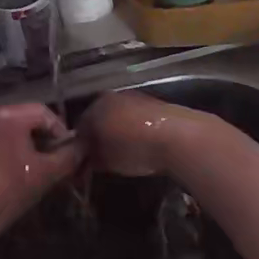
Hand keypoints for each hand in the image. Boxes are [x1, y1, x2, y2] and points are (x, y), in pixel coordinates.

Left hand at [0, 104, 84, 238]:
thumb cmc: (11, 188)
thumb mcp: (48, 172)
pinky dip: (16, 151)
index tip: (70, 154)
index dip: (61, 132)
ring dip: (32, 146)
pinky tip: (22, 173)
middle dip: (47, 139)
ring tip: (43, 169)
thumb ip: (70, 156)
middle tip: (59, 161)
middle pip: (28, 119)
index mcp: (10, 115)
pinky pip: (1, 141)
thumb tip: (83, 147)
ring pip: (15, 131)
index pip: (45, 113)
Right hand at [80, 92, 209, 176]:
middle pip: (100, 118)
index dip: (80, 146)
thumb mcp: (105, 159)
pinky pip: (137, 119)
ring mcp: (136, 97)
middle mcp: (113, 96)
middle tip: (101, 158)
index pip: (79, 126)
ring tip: (123, 153)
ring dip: (118, 132)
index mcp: (96, 105)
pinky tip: (142, 145)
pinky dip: (135, 130)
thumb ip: (91, 157)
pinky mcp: (156, 104)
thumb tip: (86, 157)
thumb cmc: (134, 147)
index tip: (84, 162)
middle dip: (99, 136)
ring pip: (119, 117)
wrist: (179, 137)